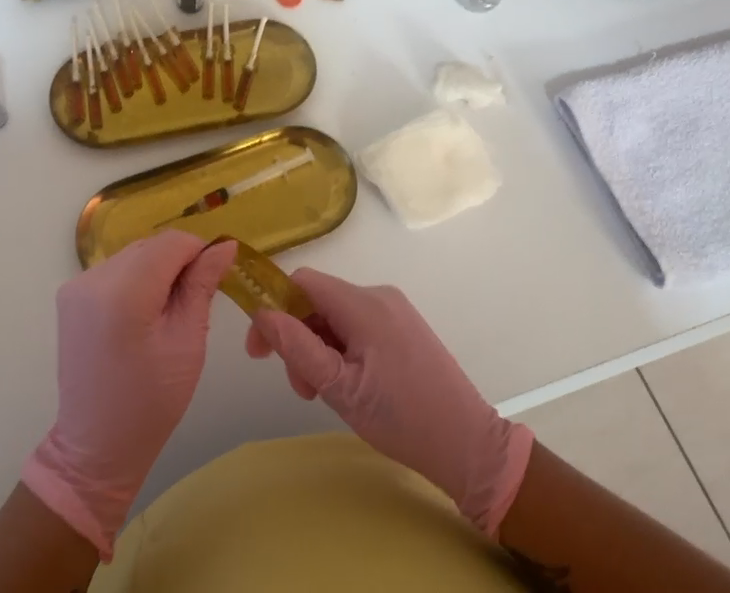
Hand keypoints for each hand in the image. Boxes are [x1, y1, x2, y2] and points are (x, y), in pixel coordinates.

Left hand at [21, 230, 237, 556]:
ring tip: (165, 316)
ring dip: (155, 272)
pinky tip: (140, 318)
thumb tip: (224, 245)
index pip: (171, 242)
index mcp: (123, 292)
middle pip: (149, 246)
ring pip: (131, 256)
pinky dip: (134, 283)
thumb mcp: (187, 342)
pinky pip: (113, 272)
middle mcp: (92, 279)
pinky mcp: (69, 297)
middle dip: (177, 264)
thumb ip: (202, 286)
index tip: (214, 280)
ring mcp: (75, 286)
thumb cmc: (152, 402)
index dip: (199, 253)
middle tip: (192, 305)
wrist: (97, 443)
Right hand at [245, 268, 534, 537]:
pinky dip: (341, 351)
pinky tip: (348, 386)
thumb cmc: (401, 419)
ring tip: (324, 394)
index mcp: (364, 305)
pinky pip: (358, 326)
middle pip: (318, 302)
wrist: (469, 446)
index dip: (274, 309)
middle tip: (302, 388)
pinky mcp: (405, 328)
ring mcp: (396, 311)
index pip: (302, 283)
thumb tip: (261, 314)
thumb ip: (297, 348)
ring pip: (336, 317)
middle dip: (298, 340)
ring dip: (319, 350)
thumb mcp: (340, 388)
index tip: (260, 352)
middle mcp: (380, 297)